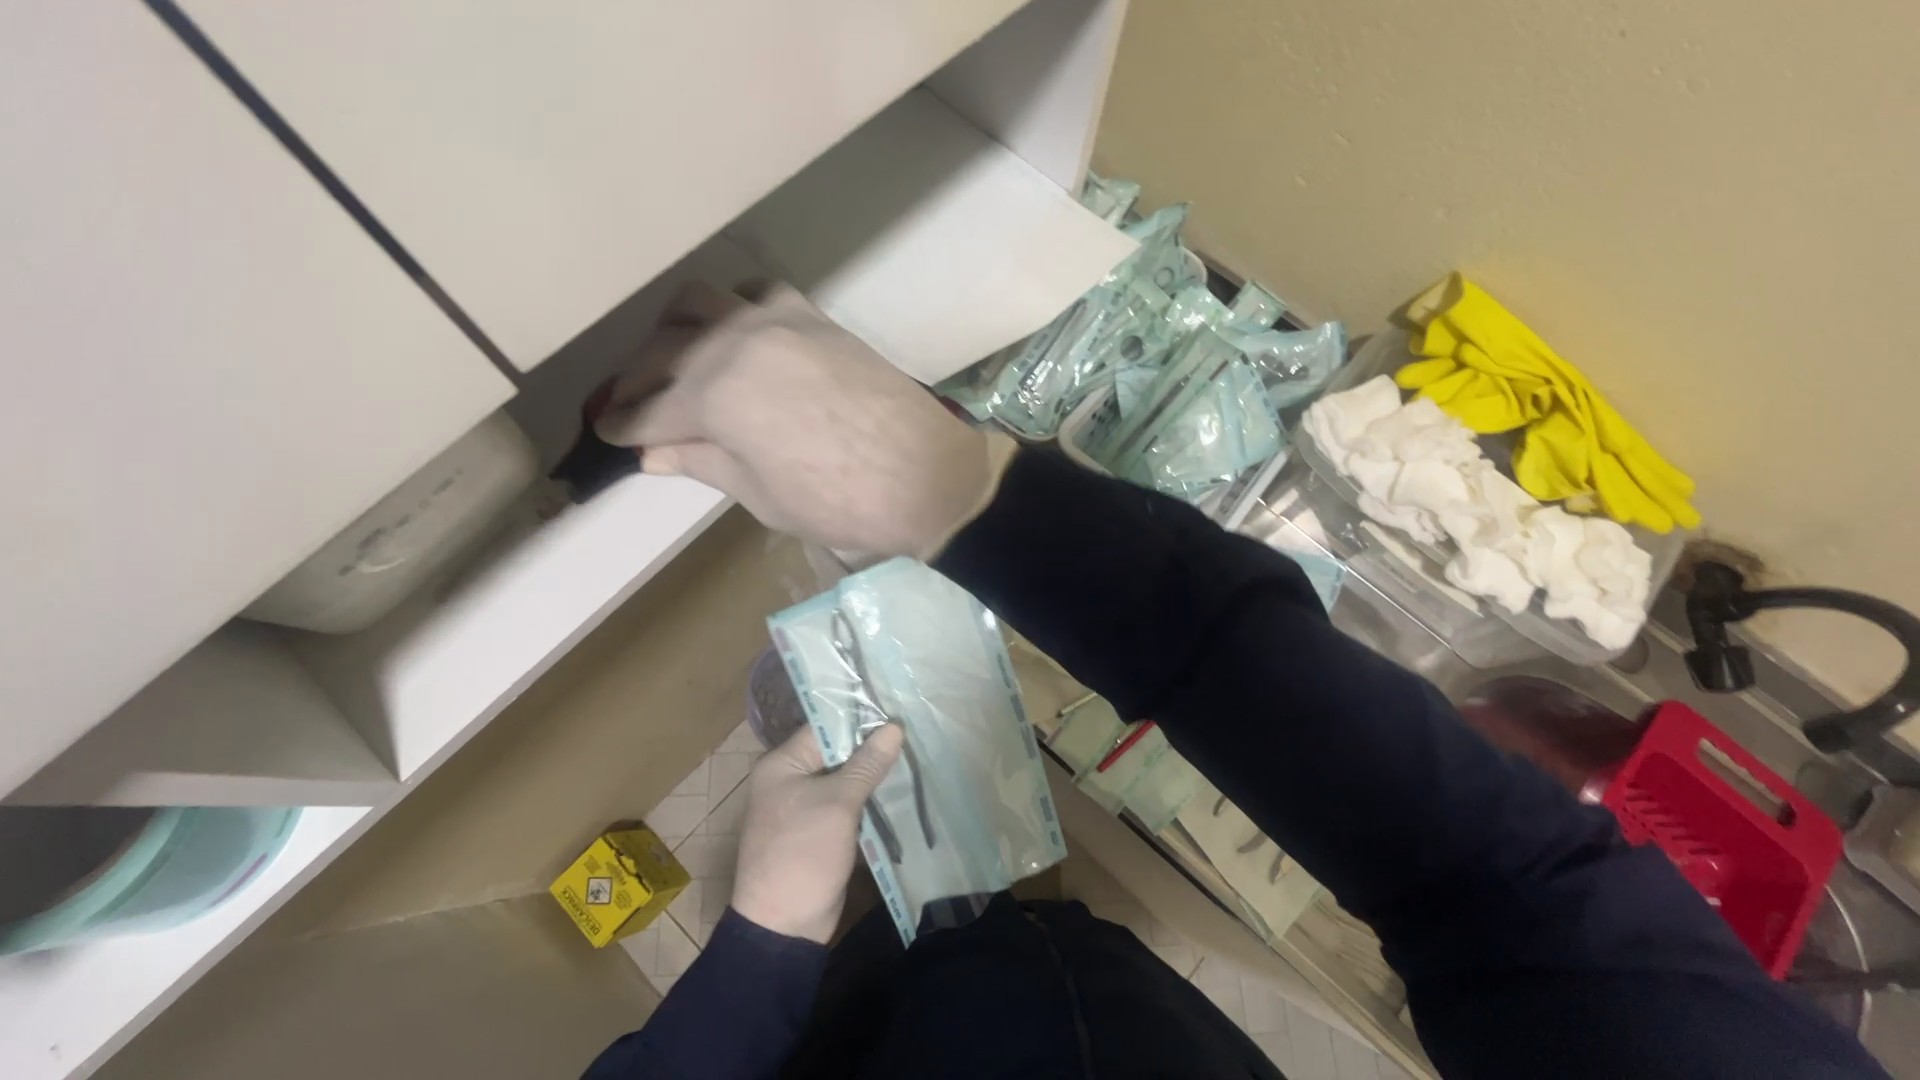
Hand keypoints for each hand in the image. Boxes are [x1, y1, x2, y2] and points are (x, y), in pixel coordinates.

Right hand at [594, 282, 1011, 557]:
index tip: (608, 434)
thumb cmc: (841, 503)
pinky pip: (756, 295)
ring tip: (668, 362)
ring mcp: (777, 321)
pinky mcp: (814, 317)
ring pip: (699, 304)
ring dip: (673, 331)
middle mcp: (736, 343)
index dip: (623, 426)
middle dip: (633, 380)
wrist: (928, 477)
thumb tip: (652, 453)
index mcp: (716, 396)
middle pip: (662, 351)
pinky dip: (732, 310)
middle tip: (624, 405)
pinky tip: (733, 337)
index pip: (649, 408)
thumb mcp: (762, 496)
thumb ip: (702, 463)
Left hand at [730, 724, 904, 944]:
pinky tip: (901, 791)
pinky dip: (869, 800)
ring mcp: (804, 807)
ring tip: (914, 755)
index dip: (860, 718)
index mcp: (782, 765)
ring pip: (845, 779)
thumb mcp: (838, 804)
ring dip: (874, 774)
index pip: (824, 727)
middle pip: (836, 753)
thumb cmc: (803, 854)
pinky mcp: (820, 831)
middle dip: (871, 747)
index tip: (897, 708)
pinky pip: (847, 805)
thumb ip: (866, 765)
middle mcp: (790, 780)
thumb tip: (894, 728)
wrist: (784, 926)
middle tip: (913, 731)